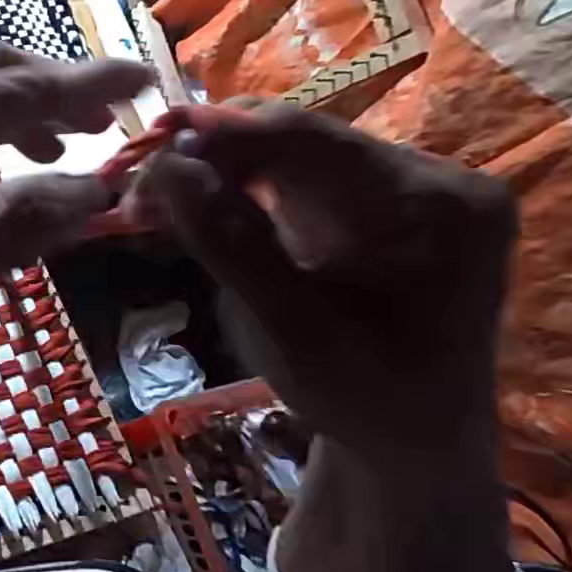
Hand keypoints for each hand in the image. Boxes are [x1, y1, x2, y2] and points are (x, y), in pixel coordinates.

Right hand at [122, 100, 517, 463]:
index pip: (313, 138)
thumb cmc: (364, 398)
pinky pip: (275, 180)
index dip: (226, 129)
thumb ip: (231, 243)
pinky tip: (179, 208)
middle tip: (135, 183)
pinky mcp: (349, 207)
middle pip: (290, 139)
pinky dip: (221, 192)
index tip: (151, 134)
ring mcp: (382, 190)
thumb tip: (167, 166)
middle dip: (206, 154)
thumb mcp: (293, 329)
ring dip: (205, 172)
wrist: (405, 442)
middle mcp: (416, 179)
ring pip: (274, 155)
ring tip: (144, 201)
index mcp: (435, 202)